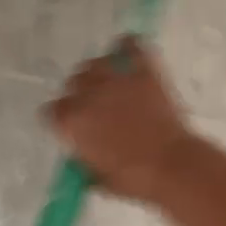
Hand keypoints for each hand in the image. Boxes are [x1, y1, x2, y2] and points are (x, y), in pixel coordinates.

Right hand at [45, 38, 200, 202]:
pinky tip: (129, 50)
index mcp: (71, 122)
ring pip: (96, 63)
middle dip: (82, 94)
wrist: (173, 166)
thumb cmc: (135, 180)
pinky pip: (131, 45)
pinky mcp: (143, 72)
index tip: (76, 125)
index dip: (64, 118)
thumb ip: (87, 164)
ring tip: (112, 83)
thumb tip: (87, 160)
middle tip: (99, 107)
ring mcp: (115, 80)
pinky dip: (128, 46)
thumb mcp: (99, 180)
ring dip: (100, 72)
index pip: (52, 111)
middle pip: (73, 83)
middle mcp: (87, 95)